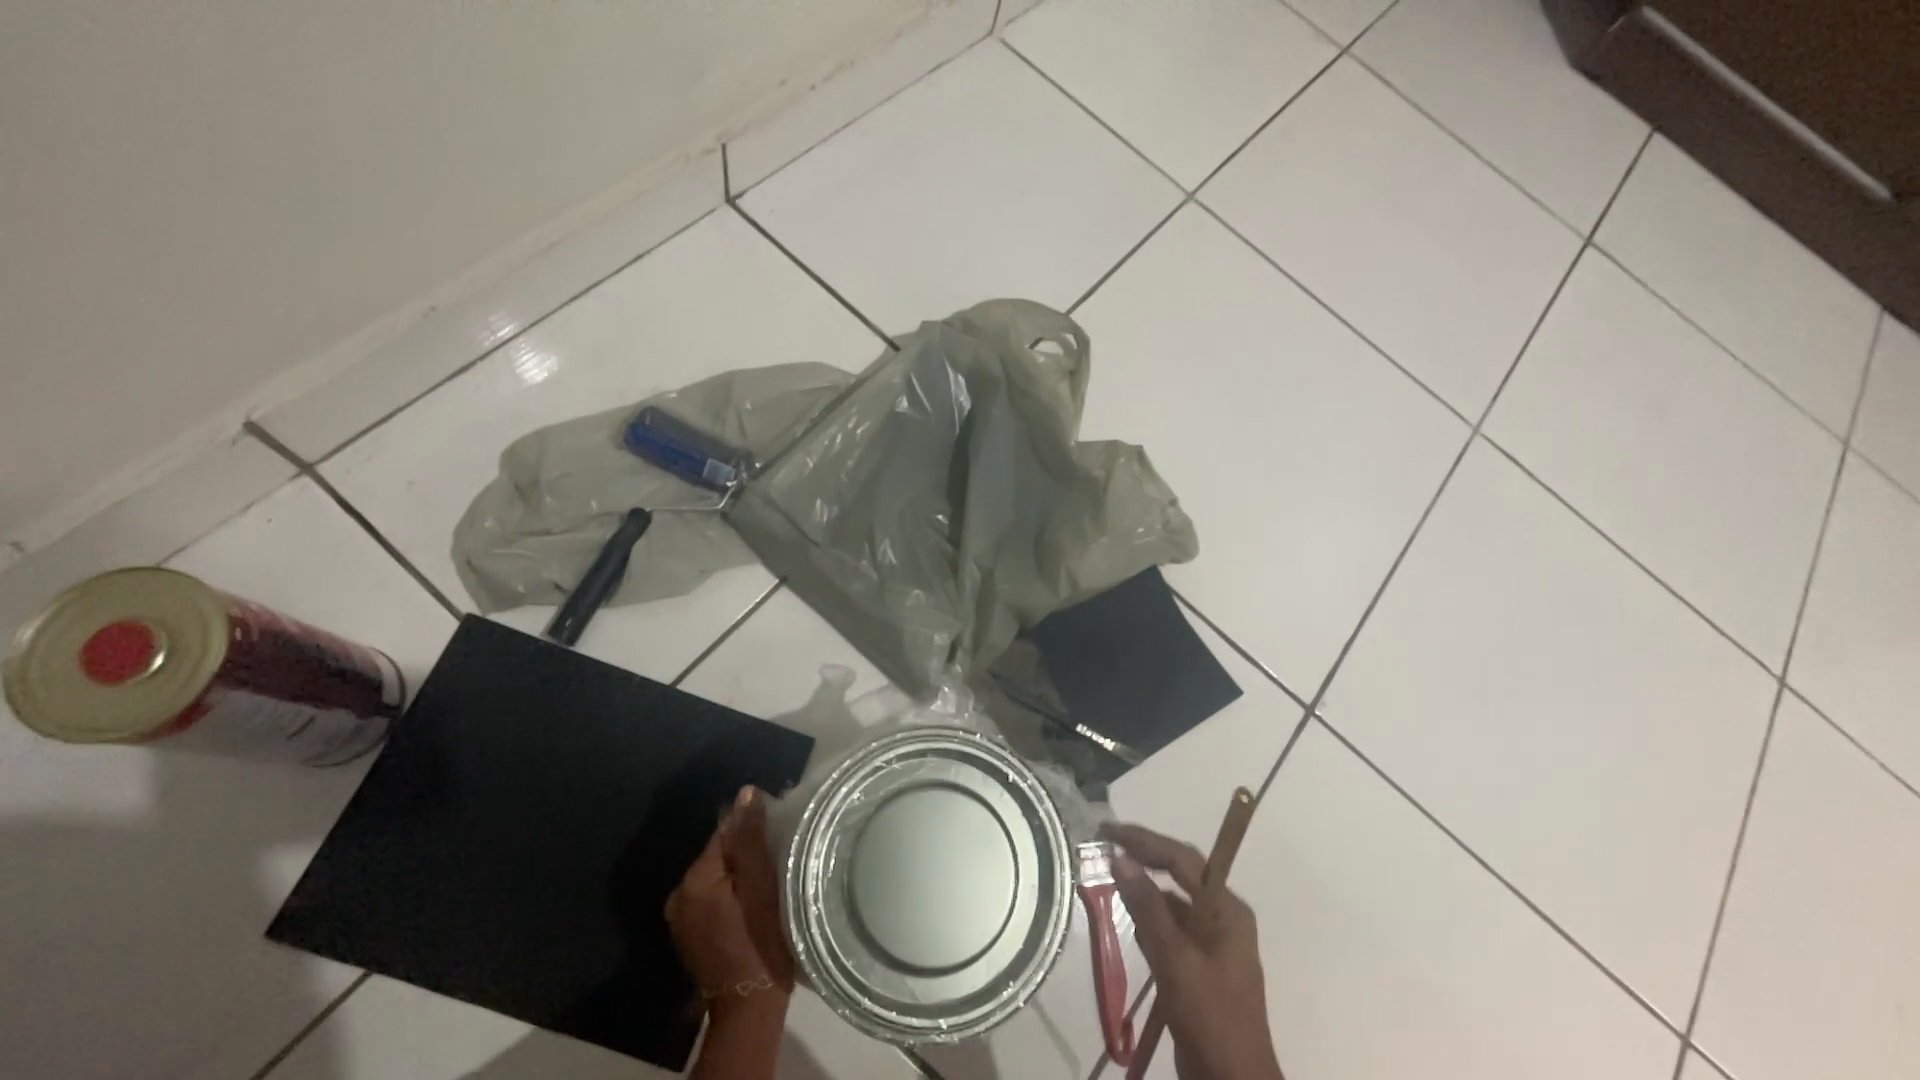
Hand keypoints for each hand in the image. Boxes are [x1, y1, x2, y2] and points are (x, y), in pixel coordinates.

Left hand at [666, 786, 794, 1017]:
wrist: (749, 1007)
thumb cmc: (762, 942)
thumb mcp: (762, 885)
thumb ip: (750, 838)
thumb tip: (745, 793)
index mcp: (694, 879)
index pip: (723, 834)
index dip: (752, 832)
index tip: (778, 838)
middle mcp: (678, 896)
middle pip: (717, 857)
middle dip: (744, 855)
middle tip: (778, 861)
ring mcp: (679, 921)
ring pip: (714, 881)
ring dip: (737, 877)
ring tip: (768, 882)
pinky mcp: (688, 939)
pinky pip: (710, 902)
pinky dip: (729, 899)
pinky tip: (751, 907)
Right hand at [1104, 822, 1283, 1079]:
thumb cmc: (1211, 1016)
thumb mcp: (1176, 961)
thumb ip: (1148, 909)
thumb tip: (1121, 858)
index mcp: (1227, 910)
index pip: (1183, 859)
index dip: (1146, 840)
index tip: (1108, 831)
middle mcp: (1221, 919)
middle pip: (1178, 876)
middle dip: (1143, 858)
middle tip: (1102, 845)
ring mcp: (1209, 944)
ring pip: (1170, 903)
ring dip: (1141, 888)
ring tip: (1105, 876)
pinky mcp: (1195, 967)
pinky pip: (1168, 931)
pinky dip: (1146, 920)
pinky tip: (1125, 919)